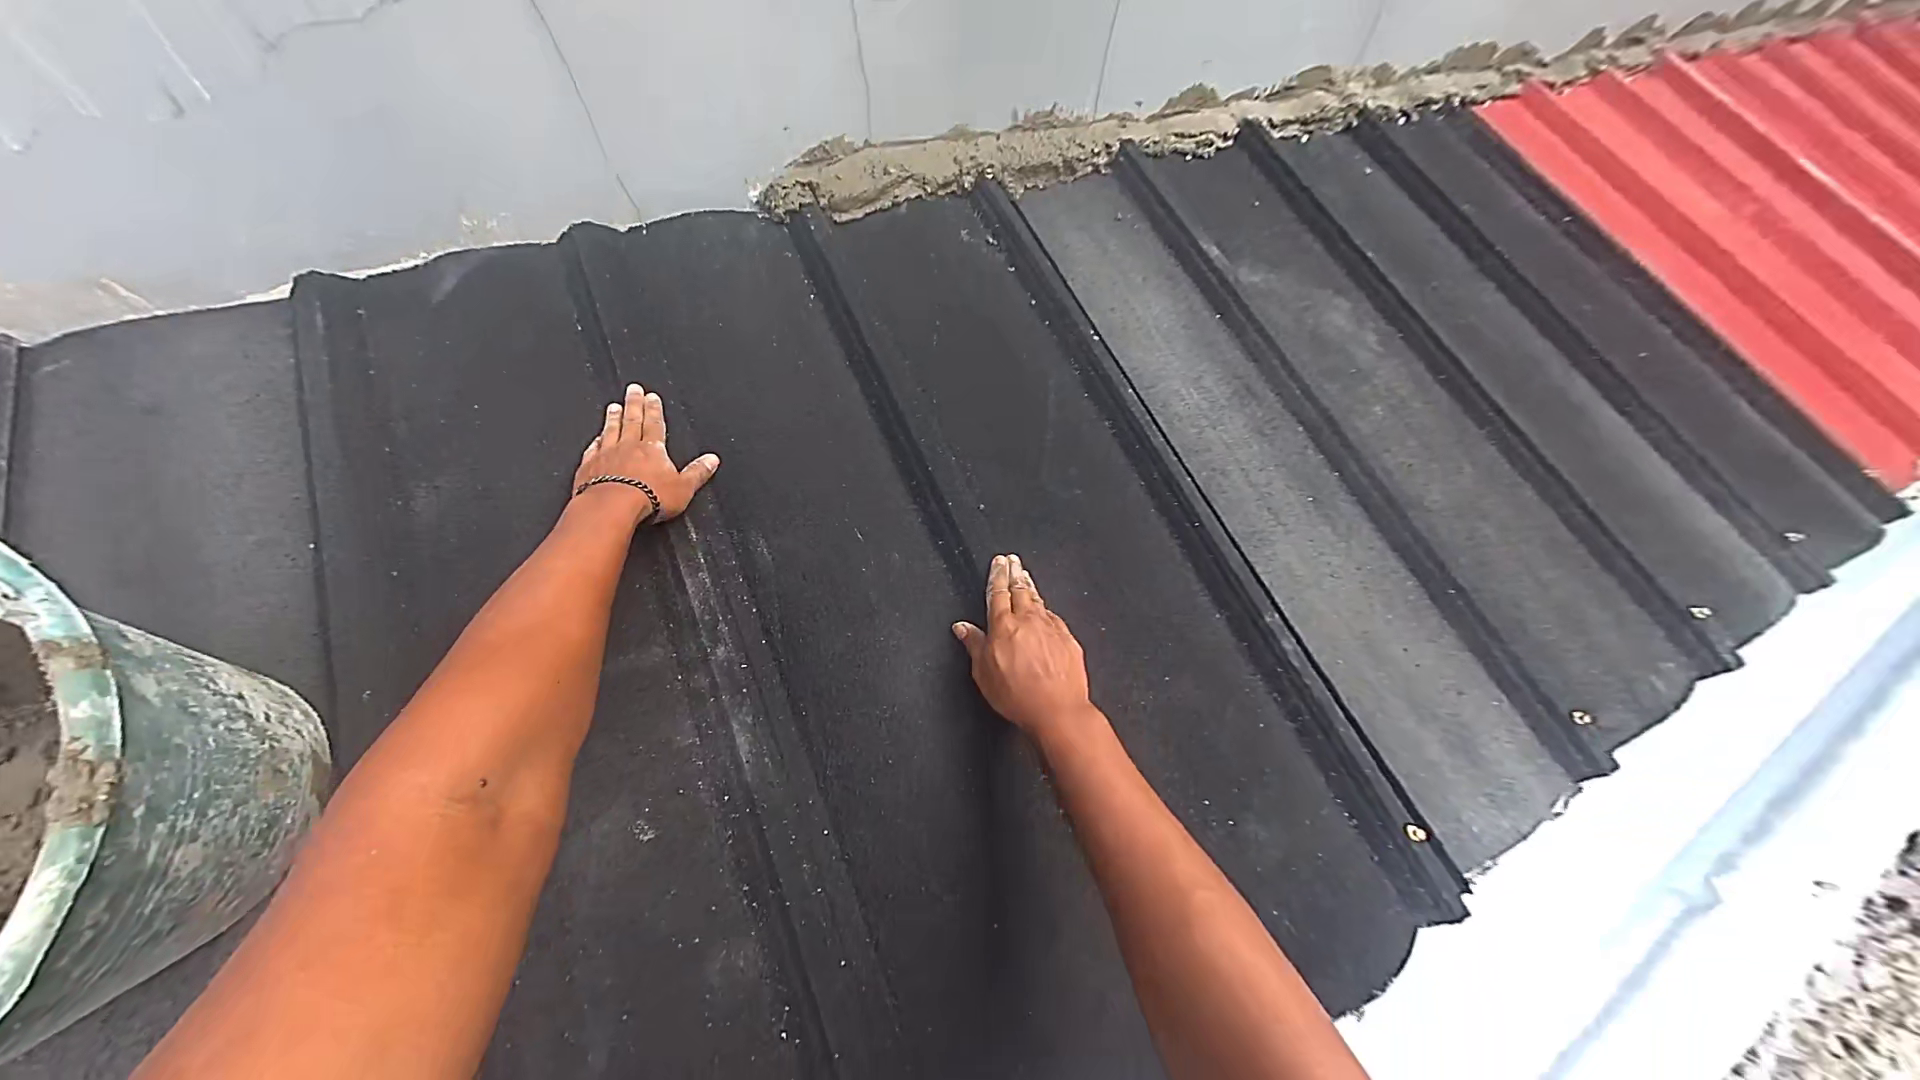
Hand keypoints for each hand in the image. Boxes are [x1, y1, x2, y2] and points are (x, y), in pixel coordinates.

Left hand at [573, 383, 720, 524]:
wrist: (612, 507)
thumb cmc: (648, 498)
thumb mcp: (684, 487)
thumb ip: (697, 472)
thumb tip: (712, 460)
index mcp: (652, 450)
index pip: (655, 424)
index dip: (654, 410)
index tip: (652, 397)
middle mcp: (628, 447)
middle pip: (632, 421)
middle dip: (634, 404)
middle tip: (633, 389)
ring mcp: (606, 455)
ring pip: (611, 431)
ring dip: (613, 418)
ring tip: (613, 407)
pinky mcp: (589, 468)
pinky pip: (593, 449)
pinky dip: (595, 441)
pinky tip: (595, 438)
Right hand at [953, 554, 1099, 743]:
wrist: (1058, 710)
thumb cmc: (1020, 696)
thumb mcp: (983, 673)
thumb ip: (974, 645)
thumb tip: (963, 628)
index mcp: (1004, 626)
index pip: (998, 593)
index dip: (997, 575)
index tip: (998, 563)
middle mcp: (1028, 621)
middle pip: (1020, 589)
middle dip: (1014, 573)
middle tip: (1012, 560)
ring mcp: (1051, 628)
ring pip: (1038, 600)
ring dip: (1030, 585)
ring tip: (1025, 575)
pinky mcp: (1068, 639)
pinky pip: (1055, 616)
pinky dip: (1047, 608)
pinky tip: (1045, 607)